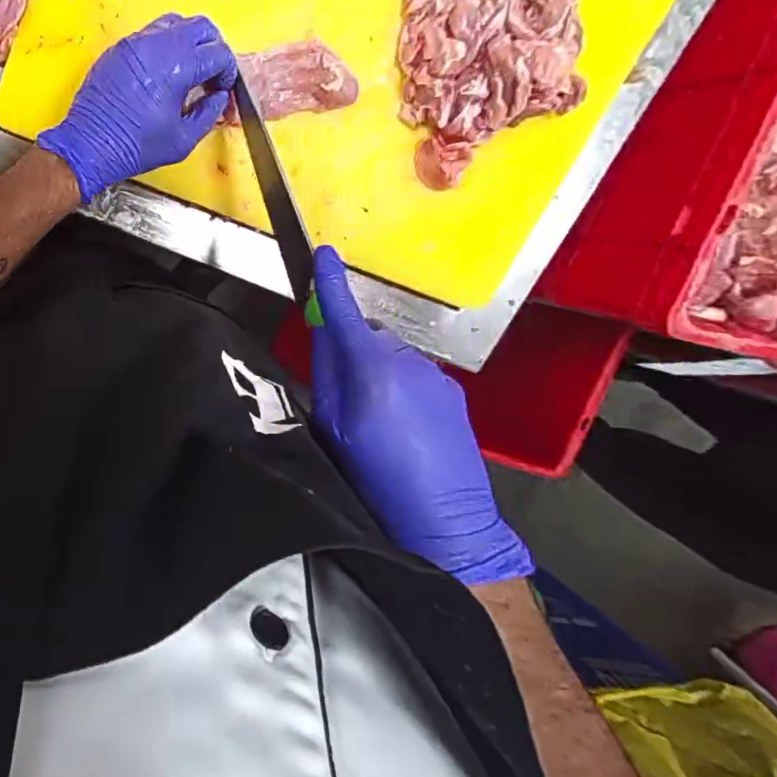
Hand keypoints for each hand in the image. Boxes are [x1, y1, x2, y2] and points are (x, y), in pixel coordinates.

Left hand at [37, 14, 237, 202]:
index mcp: (177, 65)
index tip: (222, 88)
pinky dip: (163, 47)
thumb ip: (209, 113)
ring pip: (173, 24)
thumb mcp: (183, 140)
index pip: (217, 53)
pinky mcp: (117, 50)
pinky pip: (148, 36)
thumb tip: (217, 97)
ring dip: (187, 42)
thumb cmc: (134, 147)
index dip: (227, 71)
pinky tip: (161, 73)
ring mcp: (134, 44)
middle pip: (199, 27)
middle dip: (212, 48)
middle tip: (210, 74)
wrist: (88, 147)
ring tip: (186, 70)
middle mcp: (156, 45)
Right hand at [310, 246, 533, 585]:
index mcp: (371, 370)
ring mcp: (436, 378)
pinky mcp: (452, 395)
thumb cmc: (375, 477)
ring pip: (389, 359)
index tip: (323, 254)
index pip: (343, 314)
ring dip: (374, 373)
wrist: (446, 521)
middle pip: (365, 339)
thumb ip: (327, 377)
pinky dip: (397, 388)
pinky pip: (413, 377)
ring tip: (371, 421)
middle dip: (347, 352)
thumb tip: (324, 338)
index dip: (330, 283)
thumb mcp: (332, 428)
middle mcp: (408, 363)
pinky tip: (397, 427)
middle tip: (338, 396)